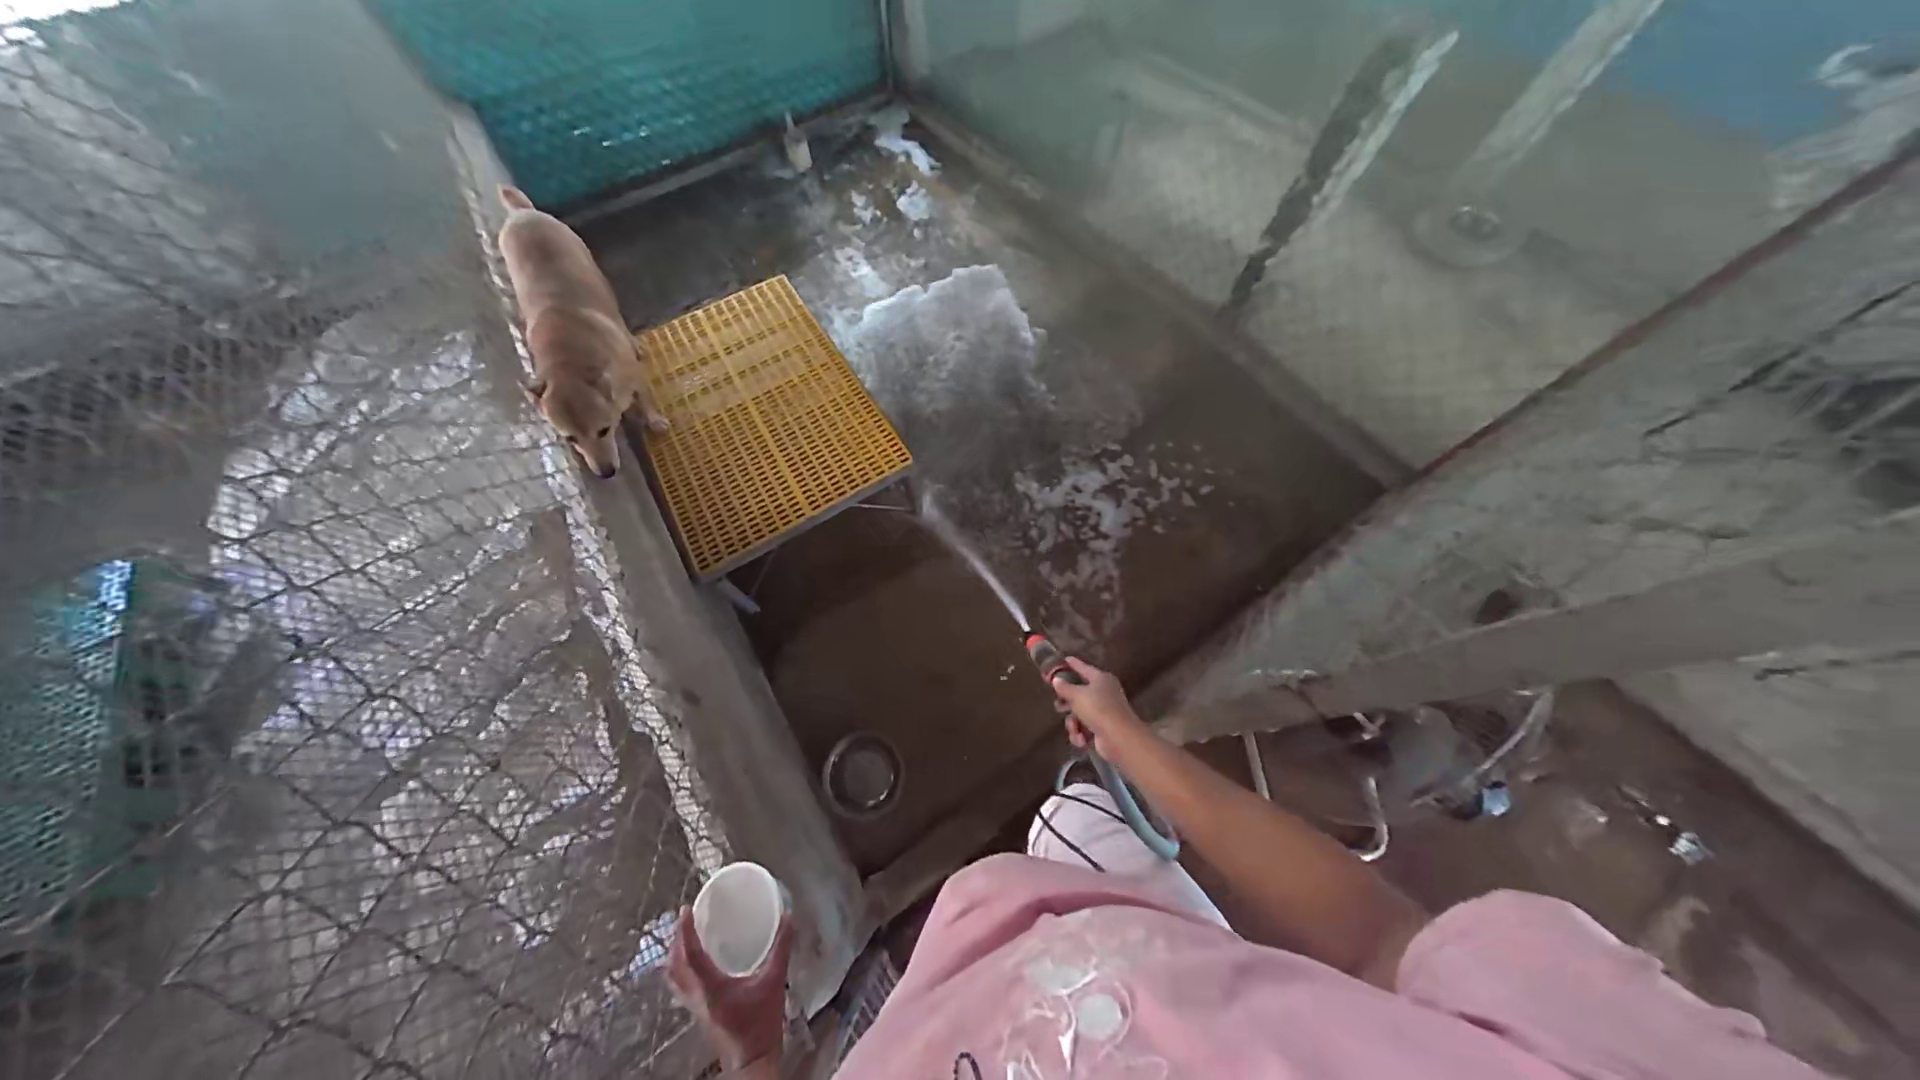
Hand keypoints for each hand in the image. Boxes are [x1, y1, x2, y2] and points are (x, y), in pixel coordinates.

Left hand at [667, 906, 791, 1070]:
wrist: (753, 1060)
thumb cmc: (762, 1022)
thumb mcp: (774, 981)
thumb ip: (781, 947)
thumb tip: (788, 916)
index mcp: (711, 987)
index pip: (690, 955)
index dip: (685, 931)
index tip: (685, 910)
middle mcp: (696, 996)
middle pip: (675, 965)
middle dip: (676, 939)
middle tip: (684, 918)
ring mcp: (694, 1006)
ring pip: (674, 976)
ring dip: (675, 954)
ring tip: (684, 934)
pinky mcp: (697, 1011)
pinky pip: (680, 984)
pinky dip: (680, 967)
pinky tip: (693, 959)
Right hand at [1050, 656, 1146, 757]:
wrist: (1119, 738)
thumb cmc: (1098, 709)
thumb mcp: (1077, 695)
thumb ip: (1064, 687)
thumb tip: (1056, 680)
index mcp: (1101, 679)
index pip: (1083, 668)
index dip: (1072, 664)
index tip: (1064, 659)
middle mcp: (1104, 693)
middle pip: (1079, 693)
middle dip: (1067, 702)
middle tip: (1058, 704)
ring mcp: (1103, 712)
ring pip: (1079, 714)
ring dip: (1073, 723)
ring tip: (1074, 727)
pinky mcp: (1102, 729)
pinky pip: (1084, 728)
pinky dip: (1081, 734)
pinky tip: (1082, 738)